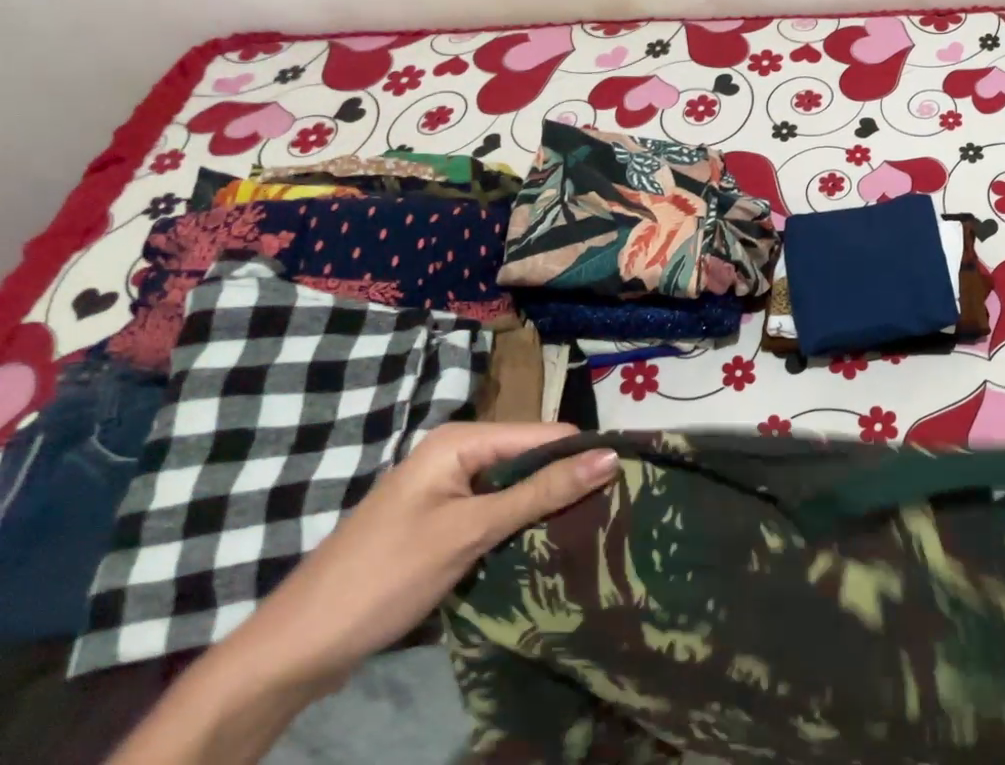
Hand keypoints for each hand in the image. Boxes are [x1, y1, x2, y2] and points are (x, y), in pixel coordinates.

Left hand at [226, 422, 618, 690]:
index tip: (628, 487)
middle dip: (569, 483)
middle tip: (615, 515)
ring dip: (548, 507)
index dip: (586, 457)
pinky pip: (499, 509)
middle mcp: (457, 453)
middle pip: (535, 458)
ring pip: (520, 487)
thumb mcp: (471, 531)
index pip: (547, 434)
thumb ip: (541, 492)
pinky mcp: (444, 520)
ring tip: (593, 531)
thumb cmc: (385, 578)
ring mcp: (448, 488)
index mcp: (460, 440)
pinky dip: (524, 524)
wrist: (298, 647)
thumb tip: (612, 456)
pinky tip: (547, 545)